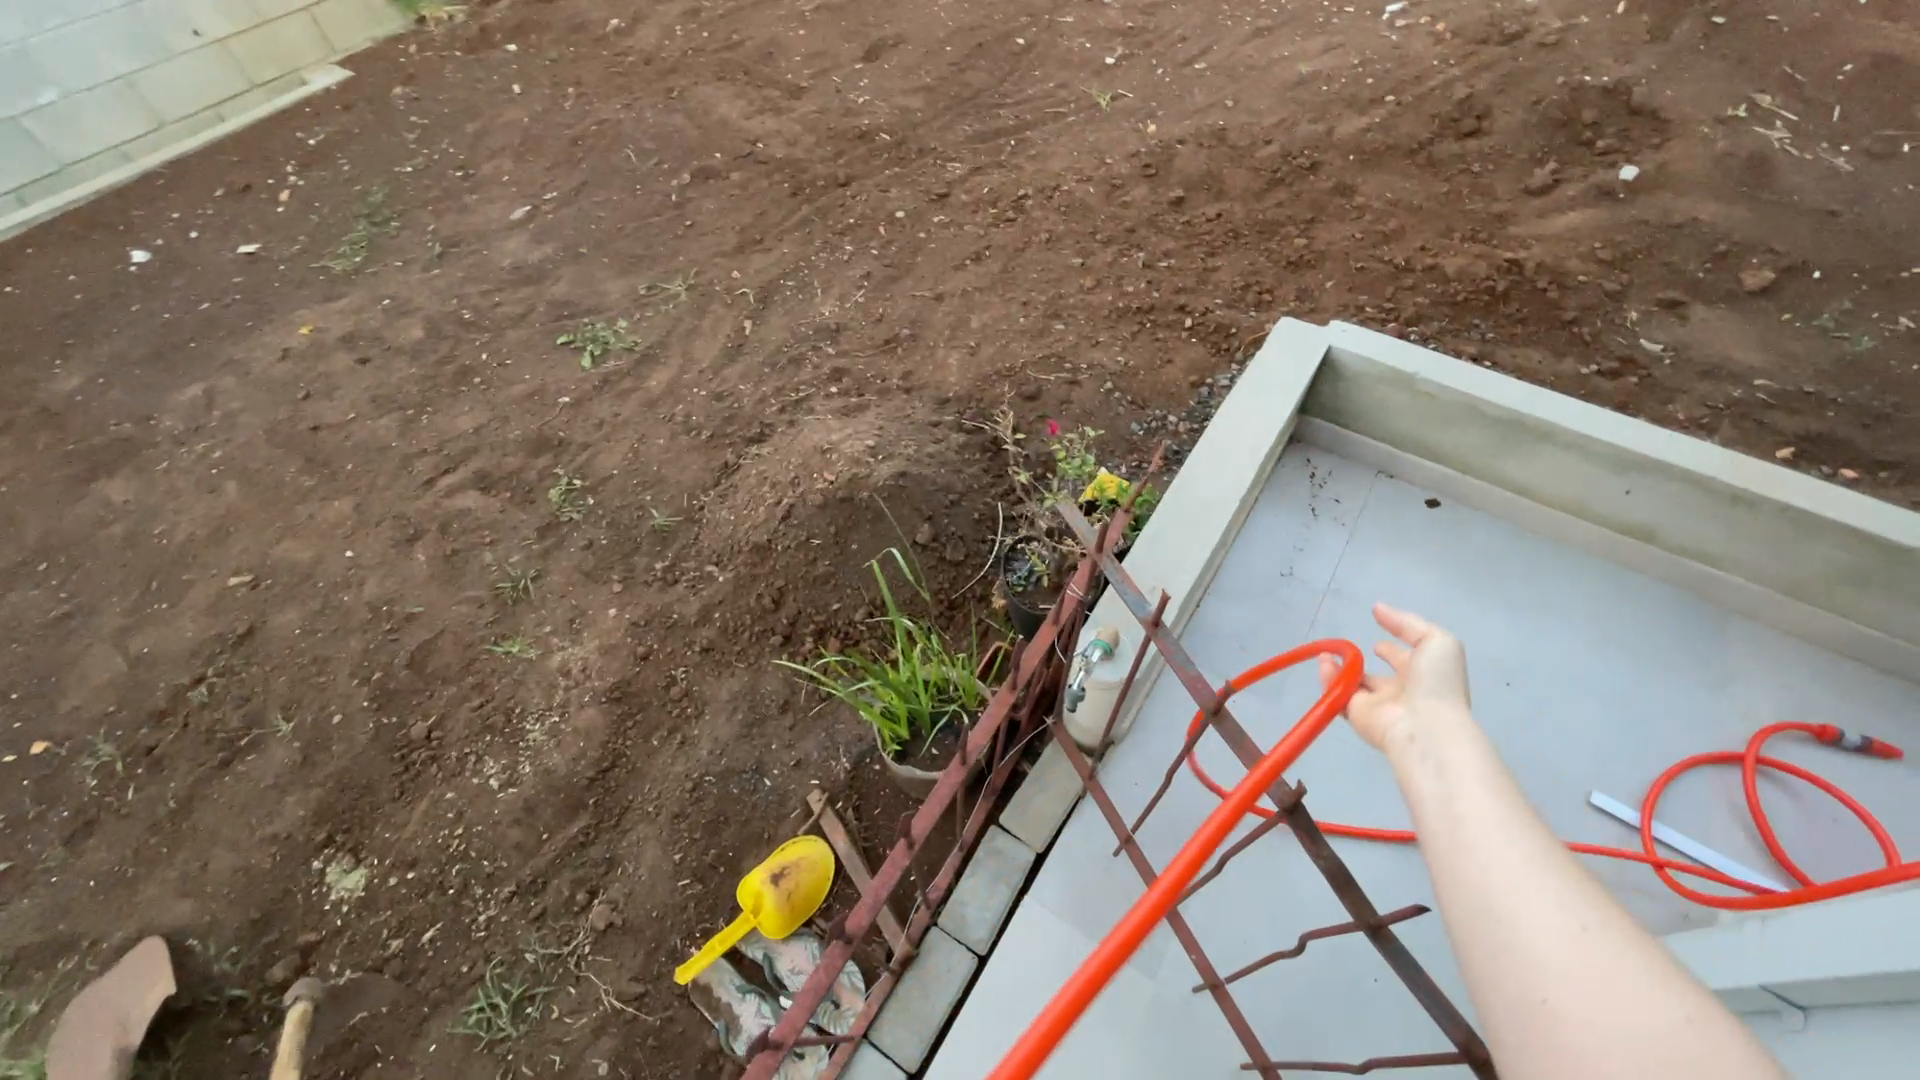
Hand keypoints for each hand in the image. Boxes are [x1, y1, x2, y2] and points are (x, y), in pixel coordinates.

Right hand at [1317, 604, 1471, 751]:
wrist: (1425, 724)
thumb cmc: (1436, 682)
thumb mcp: (1436, 641)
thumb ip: (1407, 623)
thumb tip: (1378, 609)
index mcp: (1423, 675)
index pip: (1404, 660)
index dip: (1392, 650)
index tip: (1378, 642)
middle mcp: (1400, 691)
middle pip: (1375, 676)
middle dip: (1359, 663)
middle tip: (1341, 649)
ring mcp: (1378, 705)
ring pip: (1352, 685)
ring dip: (1338, 669)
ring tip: (1325, 654)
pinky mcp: (1356, 715)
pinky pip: (1338, 696)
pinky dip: (1328, 680)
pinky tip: (1324, 664)